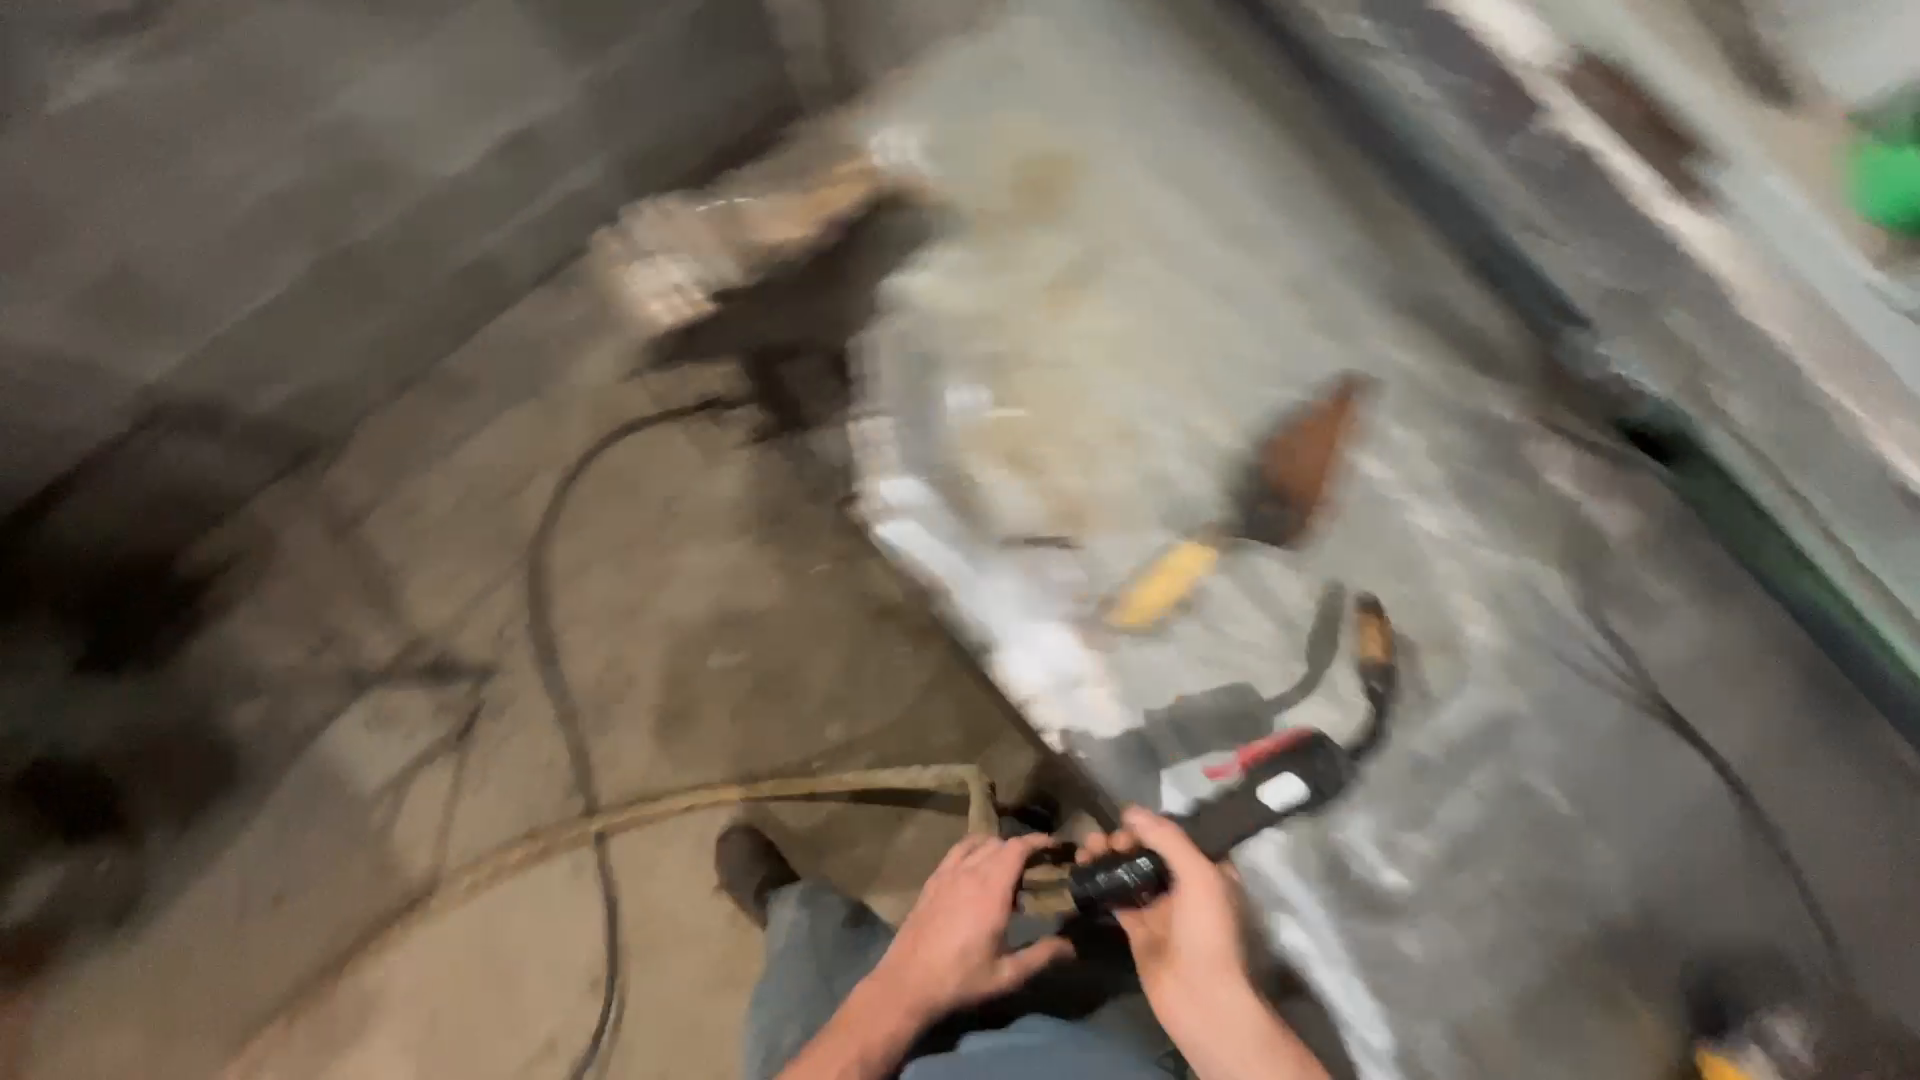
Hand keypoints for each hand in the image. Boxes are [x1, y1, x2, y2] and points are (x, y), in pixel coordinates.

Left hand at [867, 833, 1073, 1021]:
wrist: (908, 982)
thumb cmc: (961, 979)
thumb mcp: (1007, 975)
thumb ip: (1042, 956)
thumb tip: (1072, 946)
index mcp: (991, 890)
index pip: (1018, 848)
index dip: (1039, 842)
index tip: (1055, 846)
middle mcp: (970, 872)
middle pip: (1001, 843)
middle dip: (1022, 849)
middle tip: (1037, 869)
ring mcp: (948, 873)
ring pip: (979, 843)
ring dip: (998, 848)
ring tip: (1009, 869)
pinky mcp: (933, 879)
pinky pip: (958, 851)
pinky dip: (974, 849)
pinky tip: (978, 870)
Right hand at [1079, 807, 1248, 1007]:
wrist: (1200, 998)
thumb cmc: (1208, 932)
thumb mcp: (1198, 876)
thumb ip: (1167, 839)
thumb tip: (1130, 811)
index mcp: (1210, 871)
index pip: (1178, 835)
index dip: (1152, 824)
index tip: (1128, 820)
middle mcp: (1186, 886)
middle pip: (1150, 850)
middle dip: (1126, 839)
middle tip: (1109, 841)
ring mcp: (1160, 908)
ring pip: (1130, 871)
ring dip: (1109, 856)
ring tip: (1088, 848)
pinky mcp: (1138, 928)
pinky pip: (1116, 896)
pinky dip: (1100, 880)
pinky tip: (1083, 868)